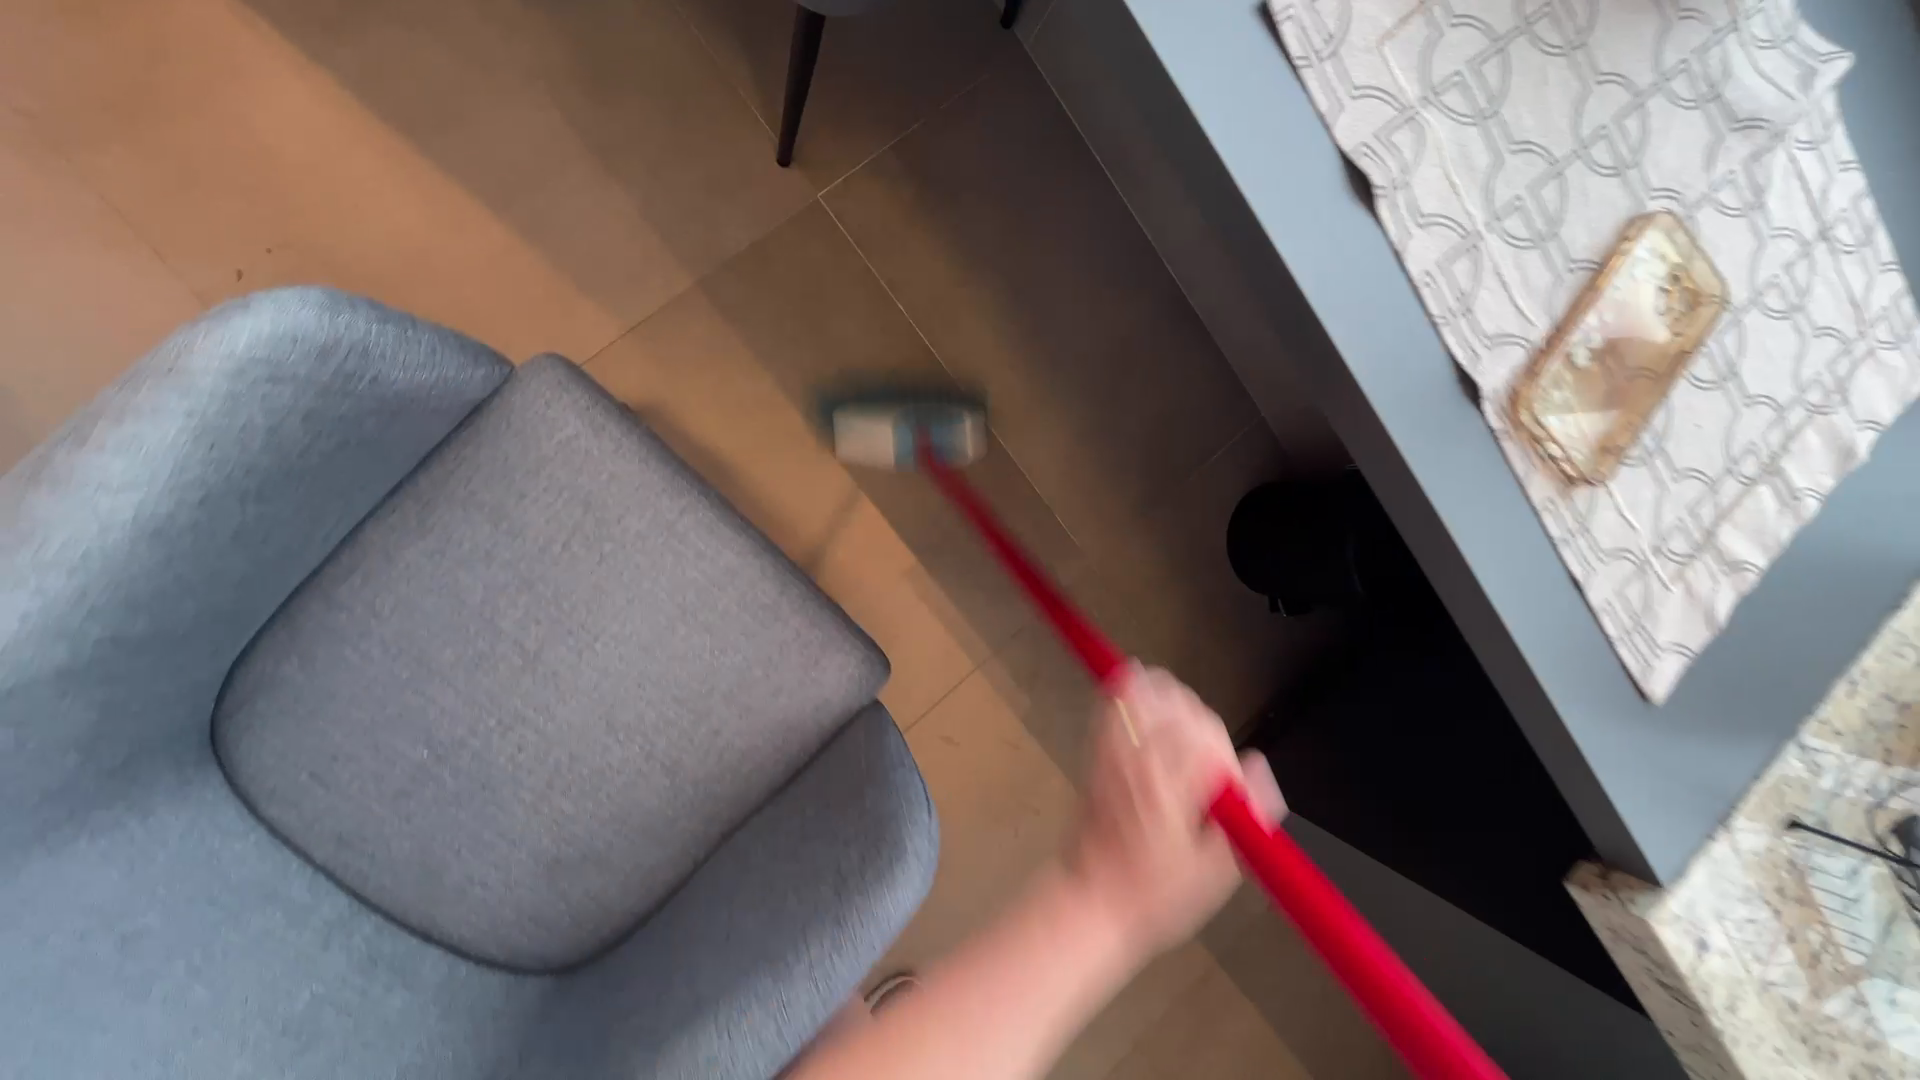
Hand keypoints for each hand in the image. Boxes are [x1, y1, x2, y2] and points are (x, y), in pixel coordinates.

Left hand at [1060, 664, 1286, 961]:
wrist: (1090, 900)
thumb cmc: (1154, 896)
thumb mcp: (1217, 871)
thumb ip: (1246, 814)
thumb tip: (1258, 768)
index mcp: (1173, 787)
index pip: (1209, 737)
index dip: (1225, 755)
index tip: (1224, 784)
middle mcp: (1143, 760)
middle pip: (1184, 710)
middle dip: (1203, 726)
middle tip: (1206, 761)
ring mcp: (1115, 753)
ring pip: (1149, 698)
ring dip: (1171, 701)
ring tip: (1180, 722)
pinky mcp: (1096, 753)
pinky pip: (1112, 705)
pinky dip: (1128, 691)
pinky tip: (1137, 686)